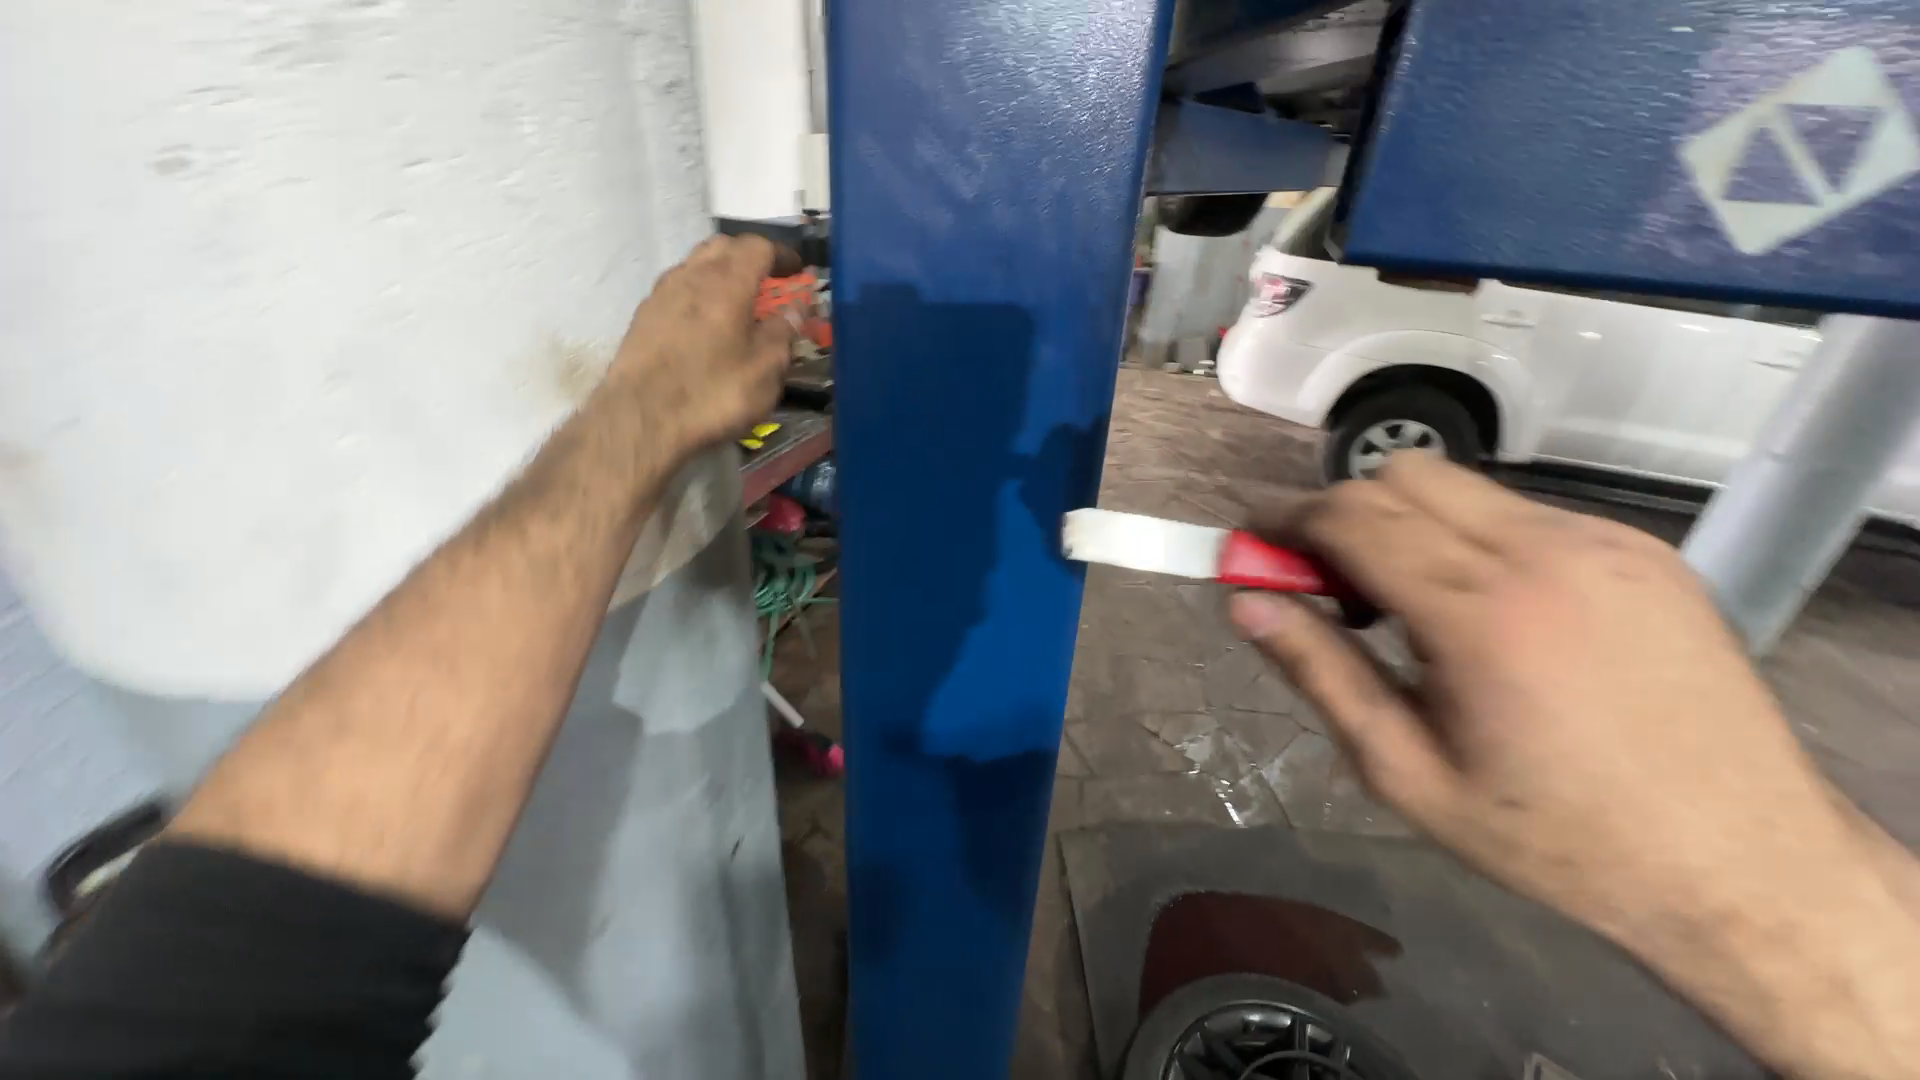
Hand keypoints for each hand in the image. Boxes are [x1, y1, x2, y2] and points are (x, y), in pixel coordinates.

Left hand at [607, 234, 794, 454]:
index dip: (782, 254)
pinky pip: (678, 290)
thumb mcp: (766, 369)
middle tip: (768, 280)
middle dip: (749, 256)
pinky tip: (706, 323)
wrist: (641, 419)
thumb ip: (784, 332)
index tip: (797, 270)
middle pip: (723, 247)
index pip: (758, 247)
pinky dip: (699, 294)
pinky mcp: (644, 317)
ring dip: (721, 273)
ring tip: (738, 301)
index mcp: (727, 281)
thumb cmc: (713, 392)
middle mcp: (691, 275)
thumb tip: (795, 308)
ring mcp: (662, 294)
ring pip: (696, 265)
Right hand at [1228, 454, 1881, 950]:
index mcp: (1479, 613)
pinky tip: (1484, 613)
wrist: (1745, 868)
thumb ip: (1318, 672)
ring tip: (1407, 606)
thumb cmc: (1550, 835)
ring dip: (1404, 525)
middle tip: (1328, 587)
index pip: (1351, 516)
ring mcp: (1604, 543)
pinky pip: (1520, 513)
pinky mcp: (1643, 551)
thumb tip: (1245, 602)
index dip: (1286, 522)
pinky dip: (1469, 539)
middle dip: (1341, 515)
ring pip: (1459, 487)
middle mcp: (1544, 553)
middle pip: (1400, 476)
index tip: (1256, 551)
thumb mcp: (1404, 772)